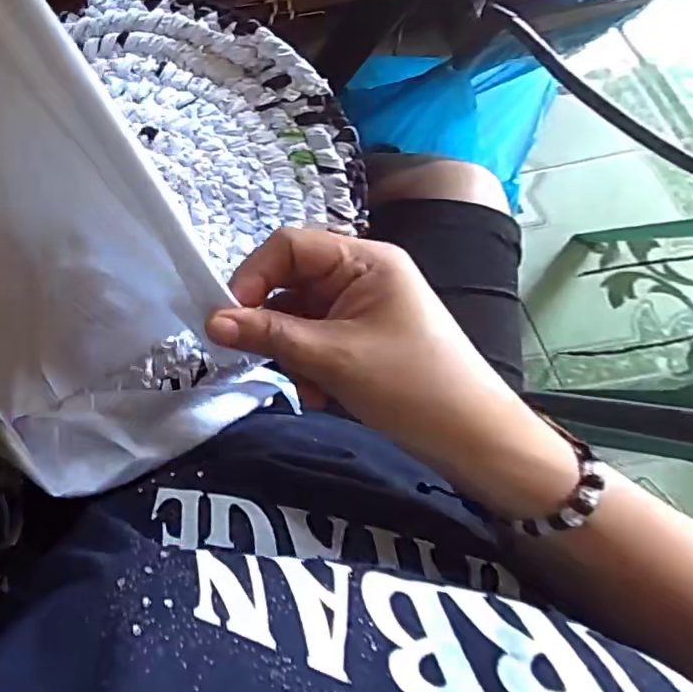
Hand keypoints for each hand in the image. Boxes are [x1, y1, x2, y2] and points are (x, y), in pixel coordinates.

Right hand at [205, 228, 577, 518]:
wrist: (481, 446)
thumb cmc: (415, 388)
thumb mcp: (333, 358)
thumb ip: (268, 334)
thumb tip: (211, 321)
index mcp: (364, 260)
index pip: (288, 246)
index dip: (253, 275)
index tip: (228, 315)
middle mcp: (359, 275)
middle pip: (287, 281)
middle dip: (271, 322)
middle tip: (259, 354)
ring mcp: (359, 306)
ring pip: (294, 314)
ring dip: (288, 351)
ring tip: (307, 385)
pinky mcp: (358, 336)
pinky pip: (310, 337)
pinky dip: (304, 364)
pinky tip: (319, 394)